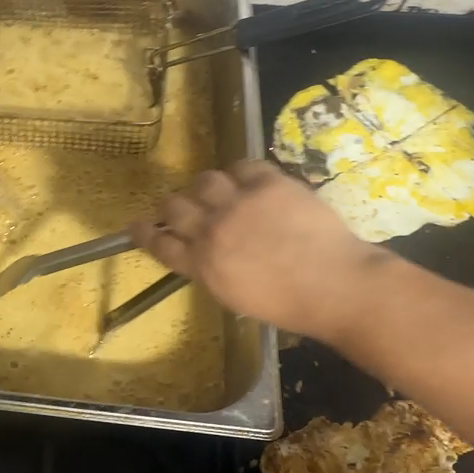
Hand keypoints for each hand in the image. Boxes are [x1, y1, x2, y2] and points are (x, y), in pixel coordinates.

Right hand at [129, 160, 387, 339]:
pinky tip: (250, 182)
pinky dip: (241, 173)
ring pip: (204, 180)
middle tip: (188, 207)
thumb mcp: (236, 296)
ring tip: (221, 192)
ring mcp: (239, 204)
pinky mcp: (268, 184)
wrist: (336, 285)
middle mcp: (212, 231)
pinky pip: (242, 167)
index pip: (160, 243)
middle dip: (175, 206)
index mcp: (202, 266)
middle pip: (174, 206)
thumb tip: (206, 254)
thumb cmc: (290, 305)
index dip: (144, 232)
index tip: (136, 224)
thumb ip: (213, 270)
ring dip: (208, 187)